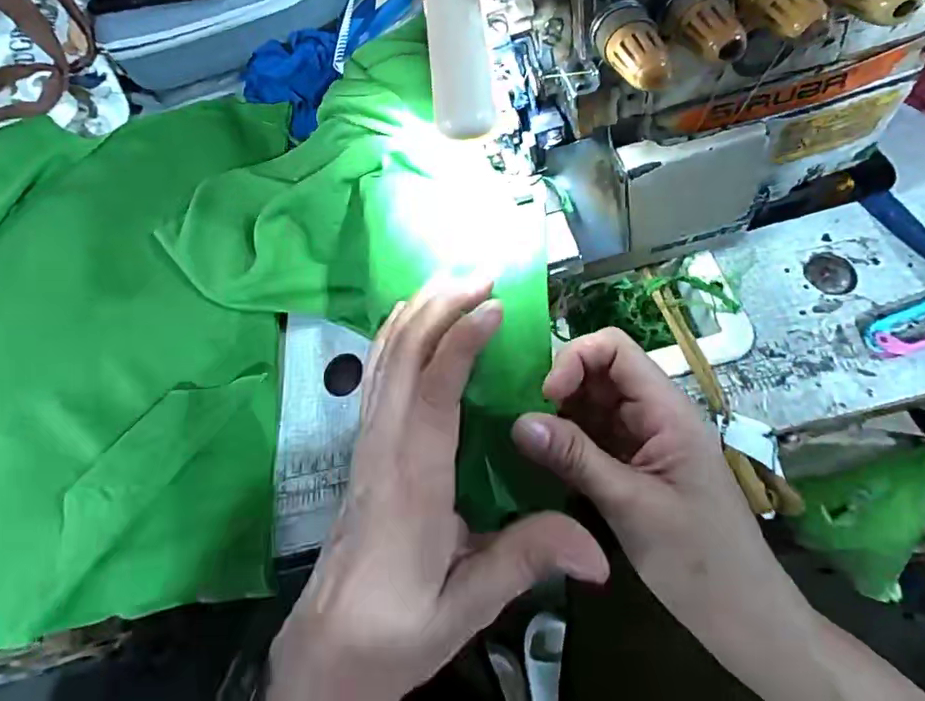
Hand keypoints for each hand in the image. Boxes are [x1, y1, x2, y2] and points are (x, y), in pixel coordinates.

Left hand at [269, 276, 608, 700]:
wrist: (326, 652)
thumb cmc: (396, 629)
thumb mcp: (465, 608)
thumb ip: (526, 563)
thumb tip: (598, 552)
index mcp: (413, 480)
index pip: (433, 392)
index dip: (461, 343)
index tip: (495, 306)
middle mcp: (384, 446)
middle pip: (404, 356)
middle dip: (442, 305)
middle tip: (483, 272)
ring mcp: (368, 441)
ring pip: (386, 356)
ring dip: (418, 310)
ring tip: (451, 276)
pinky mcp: (365, 443)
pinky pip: (378, 372)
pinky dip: (394, 332)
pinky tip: (409, 314)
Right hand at [511, 331, 924, 700]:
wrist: (744, 616)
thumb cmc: (698, 559)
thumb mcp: (631, 506)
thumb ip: (576, 459)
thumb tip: (519, 422)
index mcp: (666, 408)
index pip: (615, 348)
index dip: (575, 358)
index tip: (545, 397)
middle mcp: (654, 413)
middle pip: (601, 372)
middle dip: (561, 387)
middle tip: (528, 424)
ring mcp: (645, 439)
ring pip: (594, 404)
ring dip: (560, 415)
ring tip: (527, 442)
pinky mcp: (635, 465)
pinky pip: (595, 436)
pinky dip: (568, 442)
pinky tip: (543, 461)